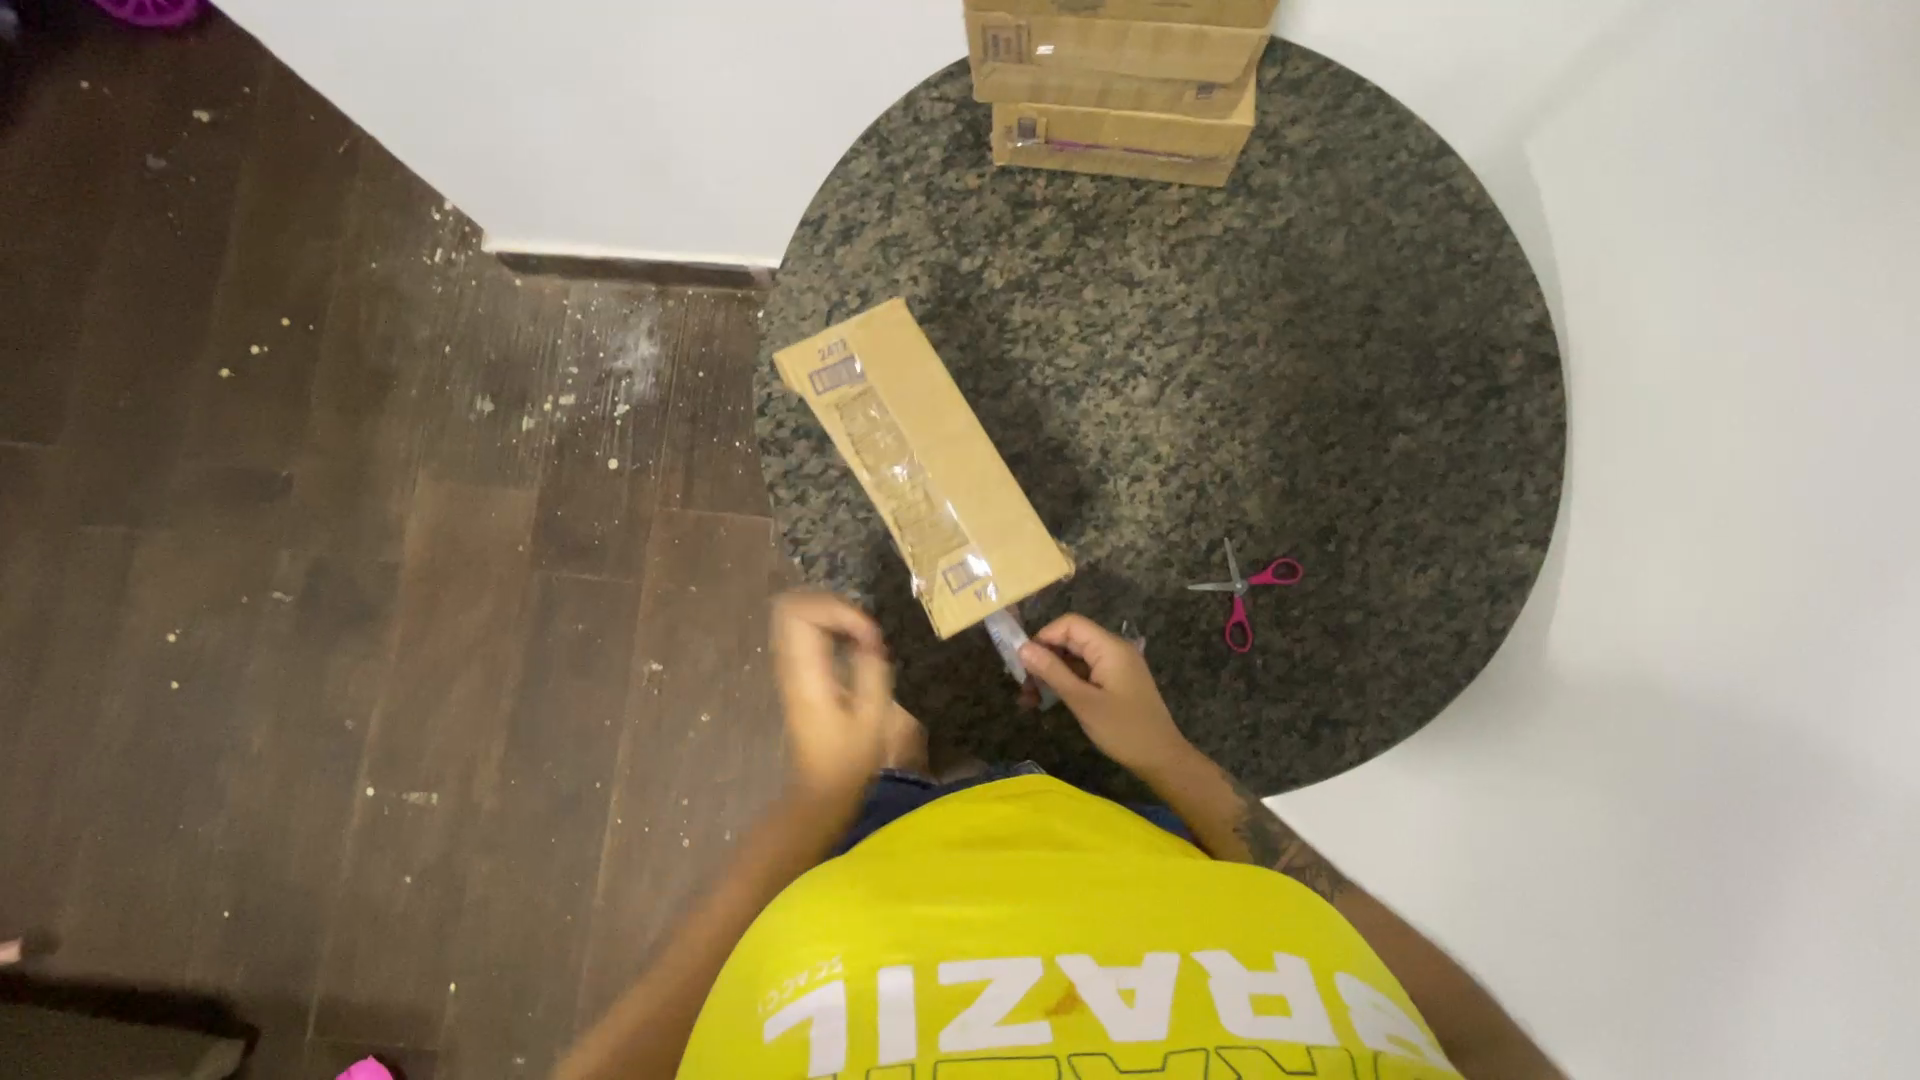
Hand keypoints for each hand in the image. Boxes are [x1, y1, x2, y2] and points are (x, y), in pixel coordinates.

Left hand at [771, 591, 893, 800]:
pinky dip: (828, 625)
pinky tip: (853, 642)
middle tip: (862, 626)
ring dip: (831, 613)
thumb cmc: (849, 760)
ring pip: (795, 615)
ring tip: (861, 633)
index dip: (839, 611)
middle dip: (832, 604)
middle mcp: (789, 665)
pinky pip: (803, 631)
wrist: (820, 790)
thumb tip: (871, 637)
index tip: (868, 636)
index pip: (801, 614)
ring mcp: (788, 667)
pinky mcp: (795, 672)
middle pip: (791, 605)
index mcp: (805, 674)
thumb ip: (872, 671)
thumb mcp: (873, 718)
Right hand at [1018, 614, 1193, 776]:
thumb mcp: (1083, 701)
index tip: (1023, 662)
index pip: (1070, 624)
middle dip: (1044, 658)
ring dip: (1052, 673)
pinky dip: (1066, 682)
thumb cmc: (1123, 730)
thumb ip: (1052, 672)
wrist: (1161, 758)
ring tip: (1029, 699)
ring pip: (1075, 658)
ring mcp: (1116, 666)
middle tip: (1023, 685)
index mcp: (1110, 647)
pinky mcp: (1115, 681)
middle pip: (1071, 639)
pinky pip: (1085, 672)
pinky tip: (1047, 700)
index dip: (1044, 637)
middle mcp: (1114, 649)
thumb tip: (1022, 648)